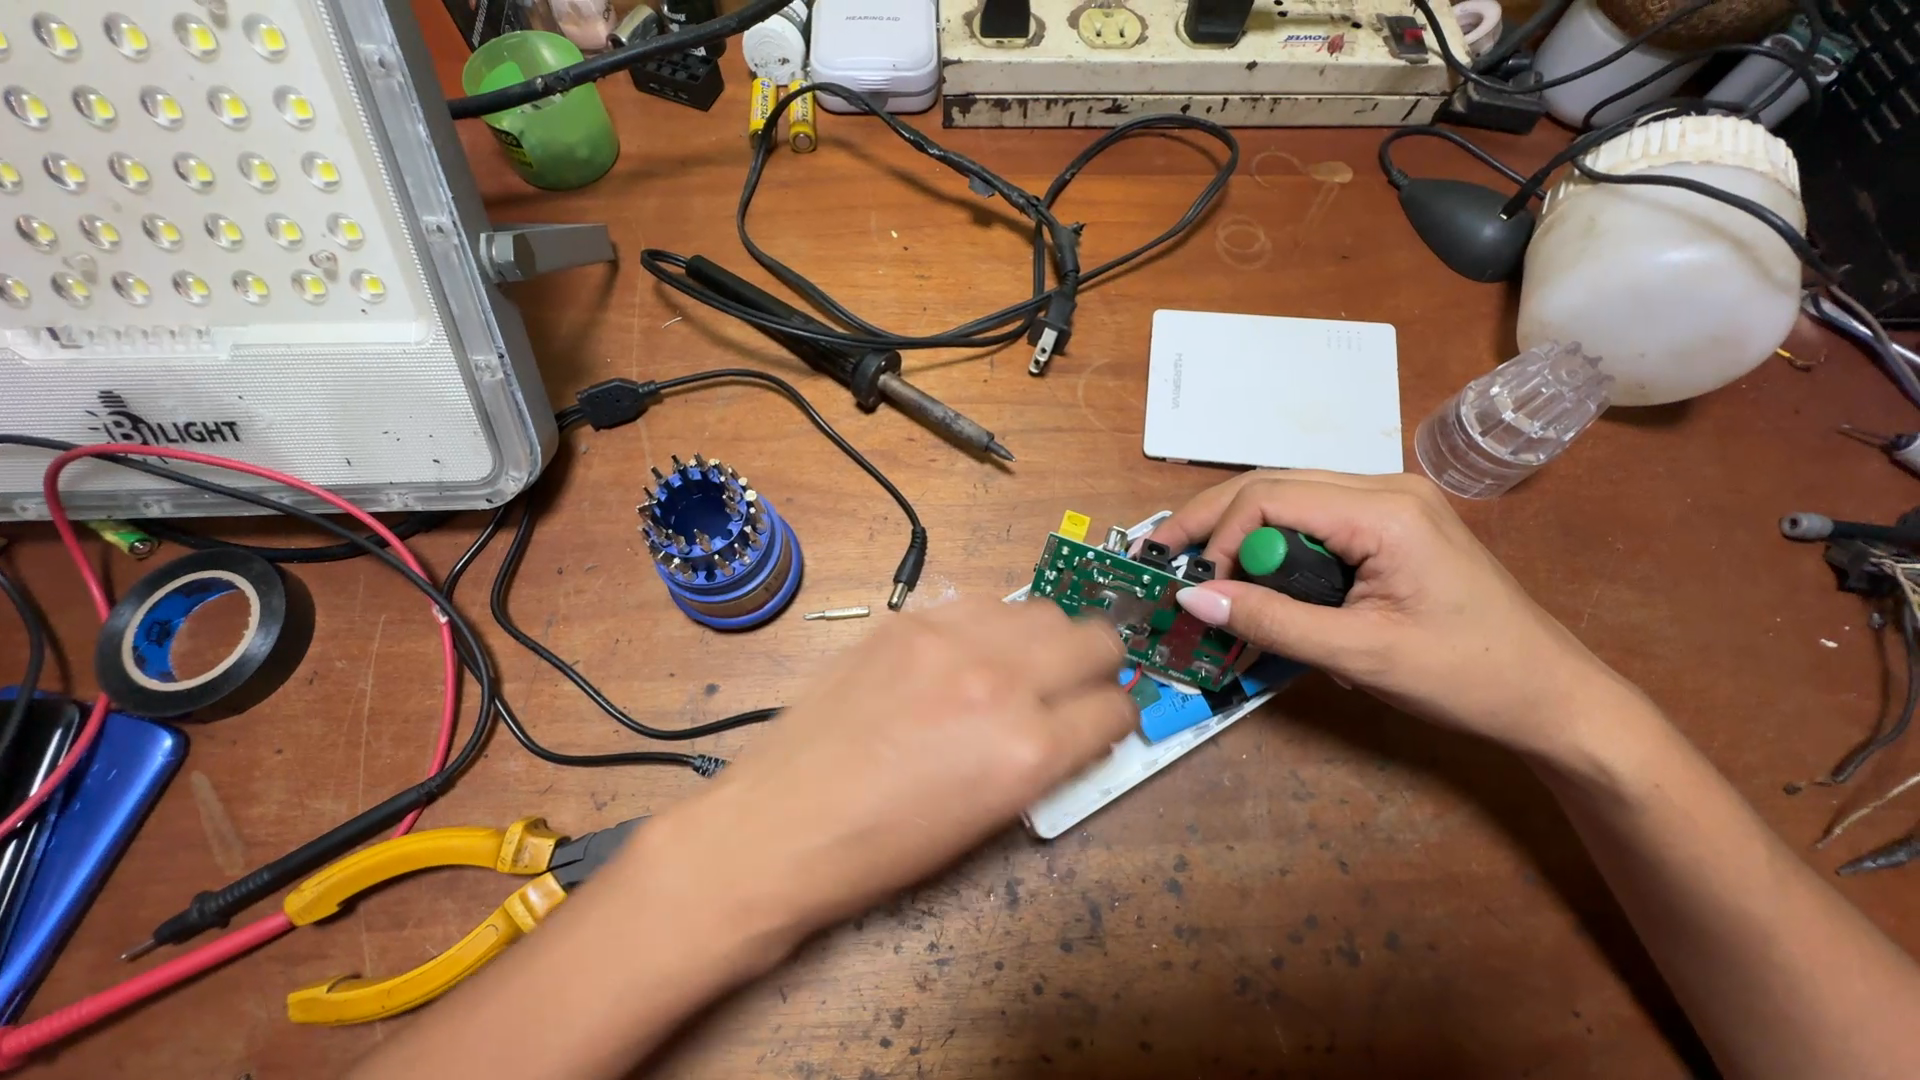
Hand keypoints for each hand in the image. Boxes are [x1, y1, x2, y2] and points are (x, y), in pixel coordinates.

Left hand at [624, 598, 1131, 955]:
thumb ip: (1044, 761)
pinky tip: (966, 653)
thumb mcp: (989, 820)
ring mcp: (949, 640)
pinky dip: (990, 625)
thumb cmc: (885, 850)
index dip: (1116, 719)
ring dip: (1045, 638)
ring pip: (1040, 609)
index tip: (1102, 721)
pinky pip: (978, 603)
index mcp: (1028, 749)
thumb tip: (1075, 725)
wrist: (781, 825)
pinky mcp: (906, 620)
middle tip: (1076, 684)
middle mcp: (1001, 681)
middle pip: (1095, 640)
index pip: (1116, 708)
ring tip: (1018, 666)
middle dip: (1099, 665)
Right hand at [1149, 470, 1634, 756]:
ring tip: (1199, 565)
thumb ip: (1272, 621)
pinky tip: (1255, 575)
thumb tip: (1192, 595)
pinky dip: (1274, 546)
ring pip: (1288, 497)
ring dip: (1239, 532)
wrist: (1553, 697)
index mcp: (1385, 510)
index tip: (1199, 588)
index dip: (1221, 537)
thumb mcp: (1359, 655)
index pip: (1271, 497)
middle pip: (1272, 484)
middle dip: (1213, 520)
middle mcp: (1386, 488)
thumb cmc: (1466, 676)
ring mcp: (1391, 504)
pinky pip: (1313, 520)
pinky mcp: (1391, 527)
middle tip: (1162, 554)